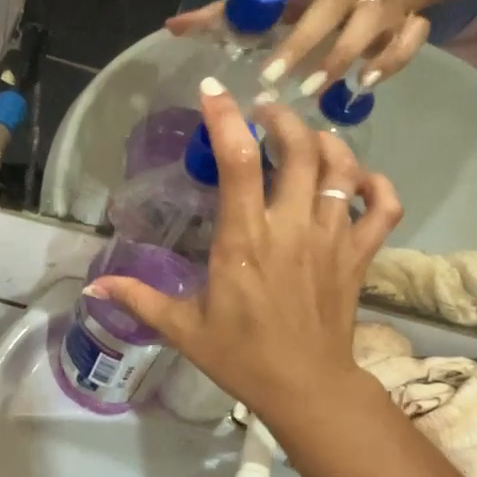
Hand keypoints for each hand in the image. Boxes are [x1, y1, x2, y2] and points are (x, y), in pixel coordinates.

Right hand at [84, 79, 401, 420]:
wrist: (304, 386)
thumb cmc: (239, 356)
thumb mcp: (181, 327)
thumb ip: (138, 299)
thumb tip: (92, 287)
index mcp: (245, 241)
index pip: (239, 162)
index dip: (226, 119)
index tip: (213, 90)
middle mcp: (292, 227)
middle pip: (300, 148)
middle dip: (282, 118)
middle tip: (264, 113)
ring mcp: (333, 237)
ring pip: (342, 166)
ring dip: (325, 141)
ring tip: (304, 138)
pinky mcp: (360, 253)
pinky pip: (383, 204)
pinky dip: (375, 182)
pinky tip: (357, 179)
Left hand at [166, 0, 430, 96]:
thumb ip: (224, 14)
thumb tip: (172, 26)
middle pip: (324, 11)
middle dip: (299, 43)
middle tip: (269, 76)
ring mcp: (377, 3)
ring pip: (366, 28)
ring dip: (340, 59)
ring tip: (312, 89)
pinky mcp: (404, 22)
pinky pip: (405, 41)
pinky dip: (390, 62)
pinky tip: (363, 85)